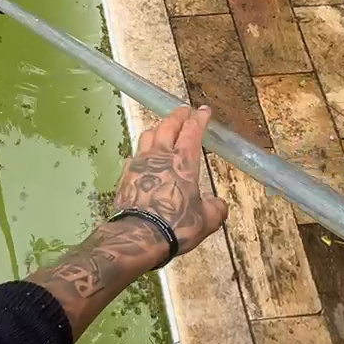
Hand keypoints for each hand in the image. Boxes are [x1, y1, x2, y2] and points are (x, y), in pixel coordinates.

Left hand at [27, 105, 226, 336]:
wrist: (138, 234)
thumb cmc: (176, 225)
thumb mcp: (206, 221)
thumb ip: (214, 209)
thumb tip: (217, 204)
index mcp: (183, 162)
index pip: (192, 132)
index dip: (199, 119)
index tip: (203, 109)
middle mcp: (161, 156)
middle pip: (168, 126)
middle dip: (178, 116)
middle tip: (184, 111)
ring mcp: (141, 163)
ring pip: (149, 135)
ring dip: (159, 127)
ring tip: (164, 127)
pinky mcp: (126, 174)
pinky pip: (136, 154)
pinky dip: (144, 149)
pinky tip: (145, 155)